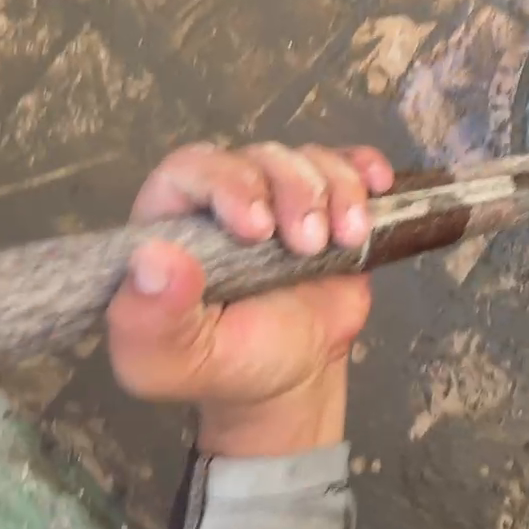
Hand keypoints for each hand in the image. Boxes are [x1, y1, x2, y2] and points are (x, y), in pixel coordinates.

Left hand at [105, 142, 394, 456]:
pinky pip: (352, 160)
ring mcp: (285, 195)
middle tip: (310, 244)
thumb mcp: (173, 362)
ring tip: (348, 239)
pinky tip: (379, 188)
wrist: (298, 372)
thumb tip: (154, 259)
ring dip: (339, 190)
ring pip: (312, 158)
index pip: (192, 170)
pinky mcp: (334, 199)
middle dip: (296, 192)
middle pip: (262, 157)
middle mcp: (230, 198)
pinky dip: (368, 167)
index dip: (228, 183)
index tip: (258, 230)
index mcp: (176, 225)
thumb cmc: (230, 364)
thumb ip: (149, 319)